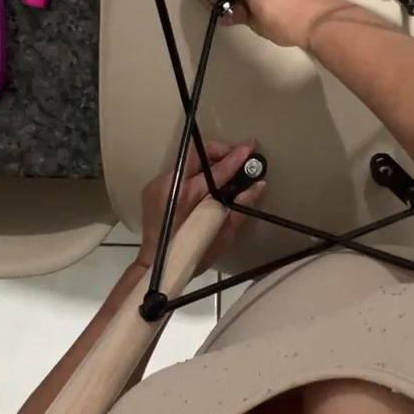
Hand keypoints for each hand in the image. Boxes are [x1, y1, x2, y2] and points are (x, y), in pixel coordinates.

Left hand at [134, 138, 266, 278]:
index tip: (251, 146)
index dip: (237, 157)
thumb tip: (259, 184)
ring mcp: (158, 184)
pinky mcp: (154, 188)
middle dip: (220, 151)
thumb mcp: (223, 235)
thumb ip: (240, 207)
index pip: (217, 169)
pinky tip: (208, 181)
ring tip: (227, 167)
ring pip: (188, 160)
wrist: (158, 267)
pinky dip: (196, 172)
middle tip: (239, 156)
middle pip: (197, 153)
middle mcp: (169, 183)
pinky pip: (180, 171)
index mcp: (186, 195)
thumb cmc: (193, 255)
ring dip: (208, 160)